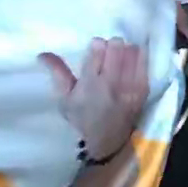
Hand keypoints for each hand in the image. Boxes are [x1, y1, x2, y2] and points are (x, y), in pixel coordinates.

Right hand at [40, 38, 149, 161]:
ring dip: (125, 50)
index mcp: (90, 84)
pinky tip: (131, 62)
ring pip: (131, 51)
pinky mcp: (143, 89)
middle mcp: (112, 83)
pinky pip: (144, 61)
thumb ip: (57, 73)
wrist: (107, 141)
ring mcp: (130, 86)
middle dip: (111, 45)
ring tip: (120, 59)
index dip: (96, 45)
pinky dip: (138, 57)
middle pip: (117, 46)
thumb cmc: (82, 118)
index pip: (98, 49)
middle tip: (108, 54)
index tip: (95, 49)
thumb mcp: (65, 98)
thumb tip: (42, 53)